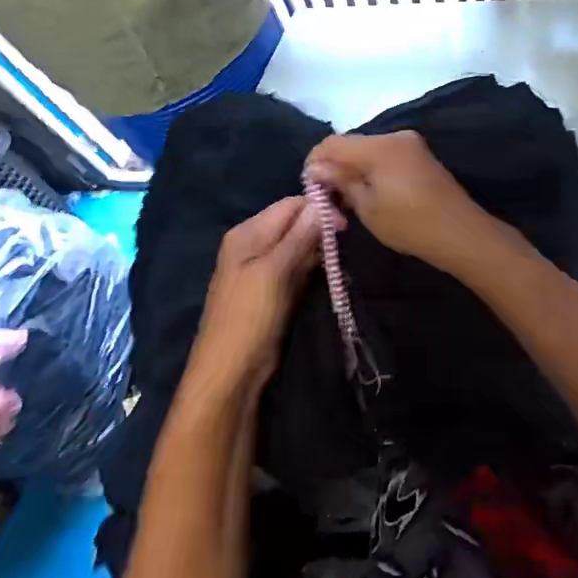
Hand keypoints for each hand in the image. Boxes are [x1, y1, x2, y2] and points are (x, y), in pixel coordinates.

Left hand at [188, 196, 334, 387]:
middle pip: (294, 223)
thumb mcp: (274, 272)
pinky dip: (314, 268)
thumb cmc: (248, 318)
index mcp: (247, 233)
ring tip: (341, 260)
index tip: (347, 224)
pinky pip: (298, 267)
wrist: (230, 373)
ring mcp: (263, 268)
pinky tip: (330, 273)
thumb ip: (299, 236)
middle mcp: (253, 244)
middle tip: (347, 244)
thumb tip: (322, 204)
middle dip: (321, 229)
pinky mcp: (274, 289)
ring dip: (319, 250)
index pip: (289, 205)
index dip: (318, 209)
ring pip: (299, 246)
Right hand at [304, 131, 497, 274]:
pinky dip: (373, 171)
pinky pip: (386, 157)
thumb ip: (340, 181)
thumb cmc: (410, 224)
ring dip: (354, 170)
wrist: (461, 233)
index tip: (310, 188)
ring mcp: (411, 145)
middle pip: (351, 145)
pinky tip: (370, 194)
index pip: (332, 143)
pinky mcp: (421, 156)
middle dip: (335, 167)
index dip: (315, 162)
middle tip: (328, 199)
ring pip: (368, 151)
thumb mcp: (367, 207)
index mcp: (380, 146)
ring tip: (347, 201)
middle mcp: (395, 137)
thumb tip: (317, 168)